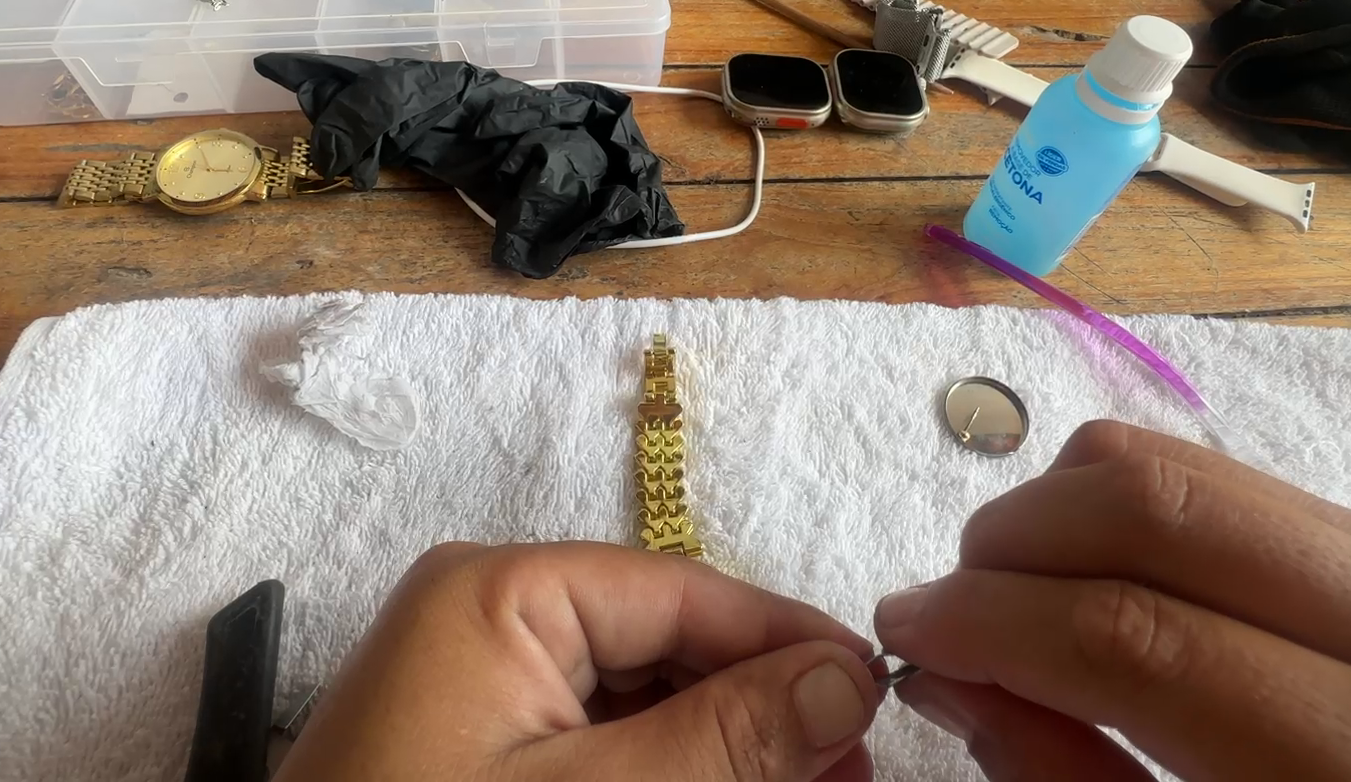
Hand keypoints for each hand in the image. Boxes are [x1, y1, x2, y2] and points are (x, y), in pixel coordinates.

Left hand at [277, 541, 882, 781]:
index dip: (777, 631)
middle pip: (659, 639)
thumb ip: (723, 737)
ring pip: (637, 688)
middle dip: (756, 696)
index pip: (671, 590)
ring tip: (813, 775)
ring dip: (721, 737)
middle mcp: (489, 608)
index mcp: (498, 588)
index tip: (867, 677)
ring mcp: (483, 672)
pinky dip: (667, 761)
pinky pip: (597, 727)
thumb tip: (845, 676)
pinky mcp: (484, 731)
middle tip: (852, 751)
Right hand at [875, 419, 1350, 780]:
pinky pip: (1209, 476)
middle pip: (1147, 503)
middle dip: (1006, 540)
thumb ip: (1068, 781)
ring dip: (1052, 511)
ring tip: (1022, 590)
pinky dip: (1113, 508)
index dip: (986, 621)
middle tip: (956, 605)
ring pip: (1169, 462)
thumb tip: (948, 672)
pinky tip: (1104, 581)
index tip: (901, 627)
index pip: (1138, 637)